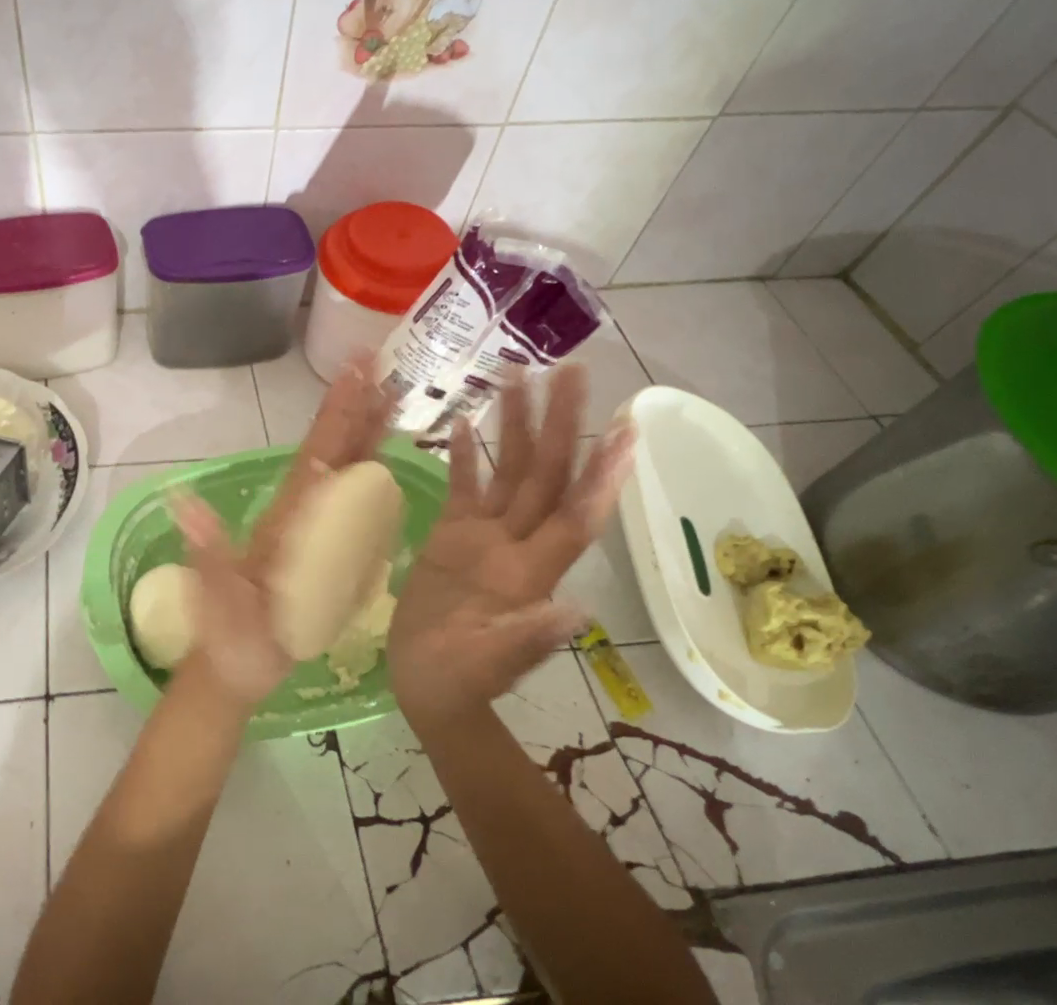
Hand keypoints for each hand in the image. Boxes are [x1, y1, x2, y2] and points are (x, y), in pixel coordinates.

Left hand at [167, 354, 393, 707]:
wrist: (231, 670)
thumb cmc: (227, 637)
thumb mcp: (217, 596)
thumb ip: (208, 552)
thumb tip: (181, 500)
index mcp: (283, 519)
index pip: (314, 457)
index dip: (335, 415)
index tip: (356, 370)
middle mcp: (298, 518)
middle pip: (331, 454)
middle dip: (355, 410)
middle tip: (381, 366)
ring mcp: (311, 536)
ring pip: (343, 475)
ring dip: (365, 436)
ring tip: (391, 400)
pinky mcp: (323, 556)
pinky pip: (352, 511)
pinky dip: (370, 482)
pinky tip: (385, 468)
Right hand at [389, 365, 635, 723]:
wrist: (431, 688)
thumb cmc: (462, 680)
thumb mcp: (492, 664)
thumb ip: (530, 638)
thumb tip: (578, 609)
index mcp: (532, 569)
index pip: (575, 511)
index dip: (601, 471)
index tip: (626, 424)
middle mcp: (517, 543)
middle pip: (545, 475)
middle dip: (560, 423)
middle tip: (571, 369)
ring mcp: (484, 538)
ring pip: (508, 471)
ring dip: (516, 425)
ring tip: (517, 375)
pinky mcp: (452, 539)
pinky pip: (464, 488)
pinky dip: (464, 457)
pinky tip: (462, 422)